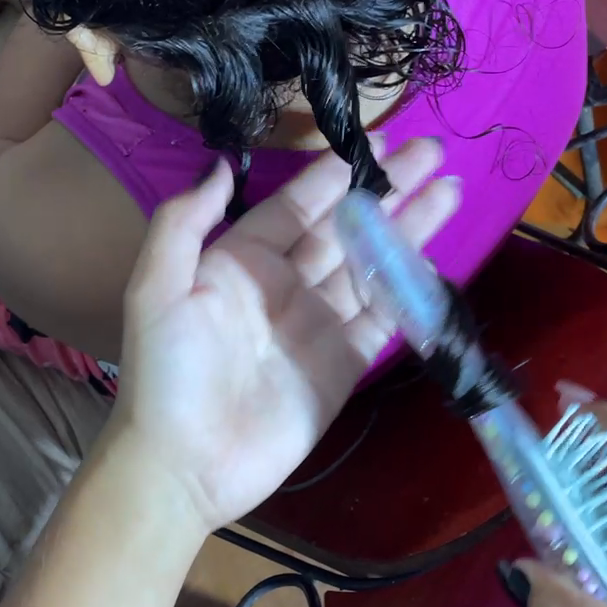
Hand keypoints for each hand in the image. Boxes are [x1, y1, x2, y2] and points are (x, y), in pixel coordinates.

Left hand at [109, 139, 458, 531]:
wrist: (185, 464)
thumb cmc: (167, 373)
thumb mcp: (156, 290)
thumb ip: (183, 223)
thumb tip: (222, 166)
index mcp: (240, 261)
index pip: (295, 205)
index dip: (334, 175)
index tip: (374, 142)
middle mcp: (283, 285)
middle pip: (343, 228)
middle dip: (385, 191)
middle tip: (430, 153)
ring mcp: (316, 324)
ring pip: (371, 266)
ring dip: (409, 231)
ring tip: (450, 192)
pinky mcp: (342, 364)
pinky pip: (383, 320)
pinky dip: (409, 294)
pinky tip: (436, 261)